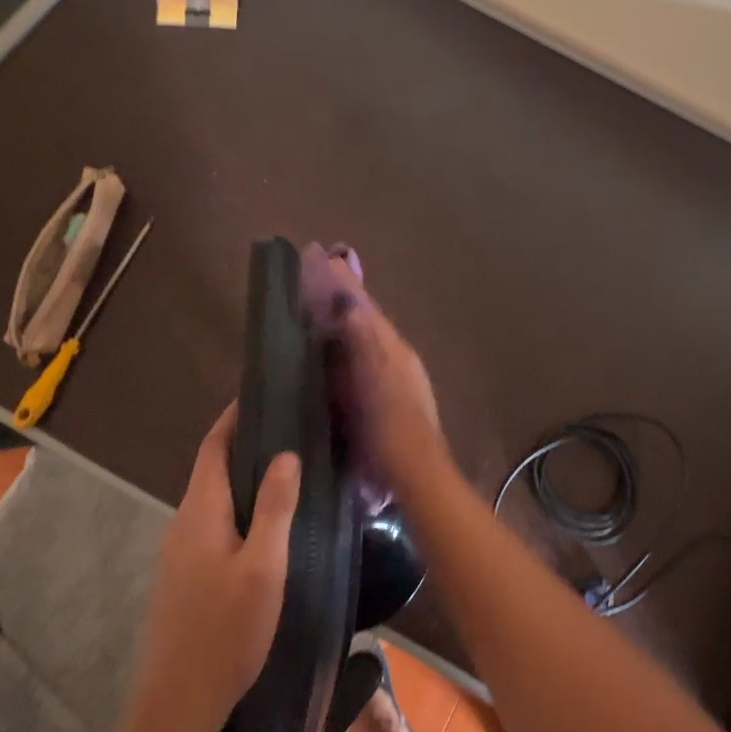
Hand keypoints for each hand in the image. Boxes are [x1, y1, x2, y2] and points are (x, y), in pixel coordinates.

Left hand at [110, 404, 300, 731]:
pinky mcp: (185, 579)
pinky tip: (268, 523)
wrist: (178, 704)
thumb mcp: (263, 568)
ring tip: (287, 469)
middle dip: (245, 445)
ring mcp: (180, 555)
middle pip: (212, 471)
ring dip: (244, 479)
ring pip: (214, 501)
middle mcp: (183, 525)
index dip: (232, 418)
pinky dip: (240, 509)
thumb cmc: (225, 630)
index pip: (212, 448)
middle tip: (290, 429)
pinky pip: (214, 526)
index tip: (262, 393)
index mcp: (199, 513)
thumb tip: (284, 454)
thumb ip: (274, 508)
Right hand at [299, 242, 448, 498]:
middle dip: (342, 300)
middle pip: (365, 322)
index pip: (366, 307)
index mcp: (394, 349)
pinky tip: (327, 362)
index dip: (345, 283)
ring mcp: (393, 382)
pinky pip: (361, 367)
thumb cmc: (394, 429)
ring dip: (343, 325)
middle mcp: (396, 359)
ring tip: (314, 311)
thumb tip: (349, 298)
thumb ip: (365, 338)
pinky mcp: (385, 404)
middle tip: (314, 278)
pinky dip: (345, 354)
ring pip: (364, 343)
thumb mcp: (377, 380)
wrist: (416, 476)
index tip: (324, 255)